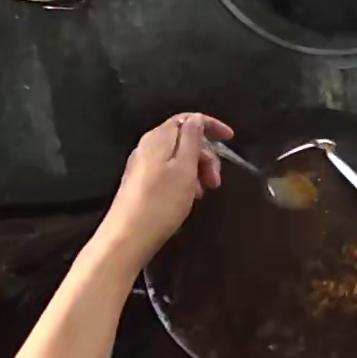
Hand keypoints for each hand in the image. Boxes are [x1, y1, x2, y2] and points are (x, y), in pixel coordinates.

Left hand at [98, 112, 233, 263]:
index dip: (212, 125)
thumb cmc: (161, 202)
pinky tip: (188, 197)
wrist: (126, 239)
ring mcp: (142, 165)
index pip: (188, 118)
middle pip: (184, 138)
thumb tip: (196, 119)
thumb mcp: (185, 167)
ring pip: (178, 157)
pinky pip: (168, 171)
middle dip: (206, 155)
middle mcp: (147, 146)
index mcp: (159, 137)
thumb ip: (192, 138)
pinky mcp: (139, 183)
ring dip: (196, 170)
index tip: (230, 138)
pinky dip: (184, 179)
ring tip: (203, 192)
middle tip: (216, 180)